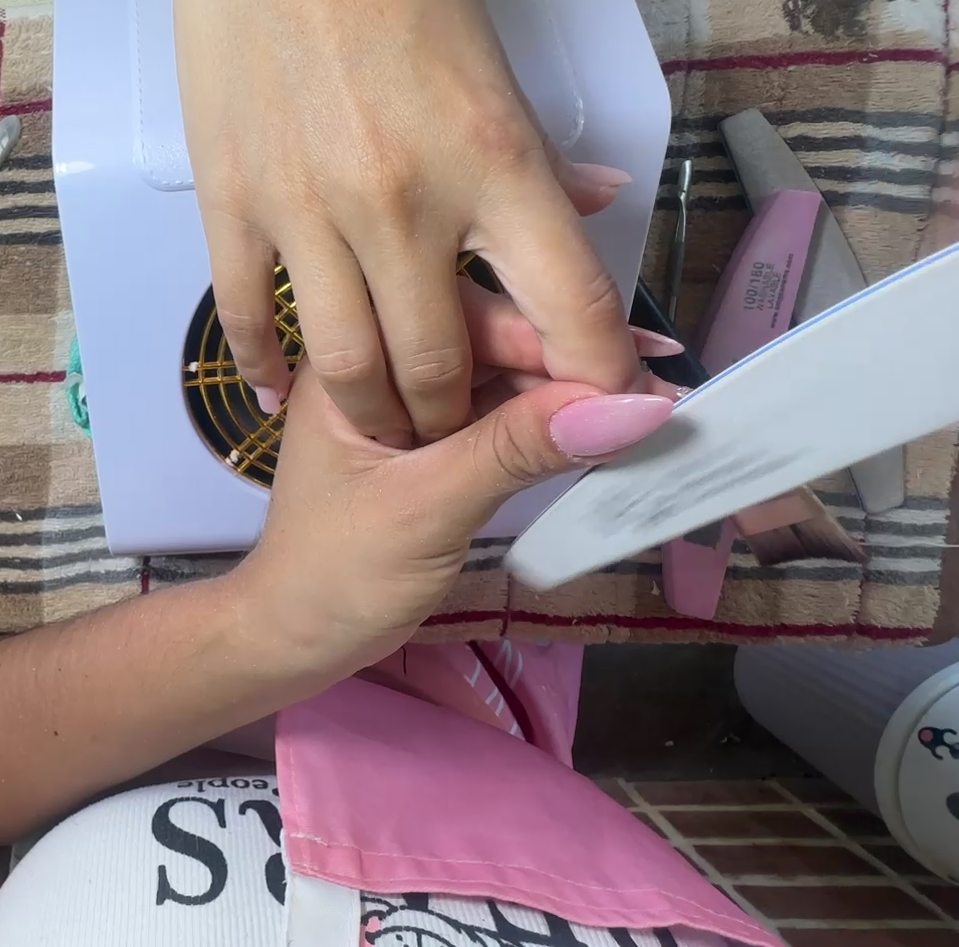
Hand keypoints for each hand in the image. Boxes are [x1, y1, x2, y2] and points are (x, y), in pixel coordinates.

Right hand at [153, 0, 641, 448]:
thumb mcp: (490, 61)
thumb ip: (536, 154)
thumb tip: (591, 205)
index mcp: (492, 156)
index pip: (567, 303)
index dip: (594, 377)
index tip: (598, 412)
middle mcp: (403, 200)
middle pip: (438, 360)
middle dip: (450, 415)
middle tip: (449, 424)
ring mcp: (305, 209)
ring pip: (342, 360)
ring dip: (369, 409)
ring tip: (376, 421)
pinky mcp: (231, 206)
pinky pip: (247, 316)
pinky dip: (264, 368)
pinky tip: (275, 394)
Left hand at [245, 285, 680, 654]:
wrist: (298, 636)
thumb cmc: (339, 573)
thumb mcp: (427, 507)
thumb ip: (518, 452)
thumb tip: (635, 406)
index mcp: (350, 363)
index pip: (458, 323)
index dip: (550, 338)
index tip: (639, 366)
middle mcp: (376, 370)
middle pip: (483, 344)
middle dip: (567, 366)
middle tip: (660, 391)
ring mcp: (400, 407)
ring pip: (496, 381)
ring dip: (564, 397)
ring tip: (649, 412)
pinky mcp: (424, 445)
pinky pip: (491, 420)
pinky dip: (542, 428)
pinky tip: (598, 431)